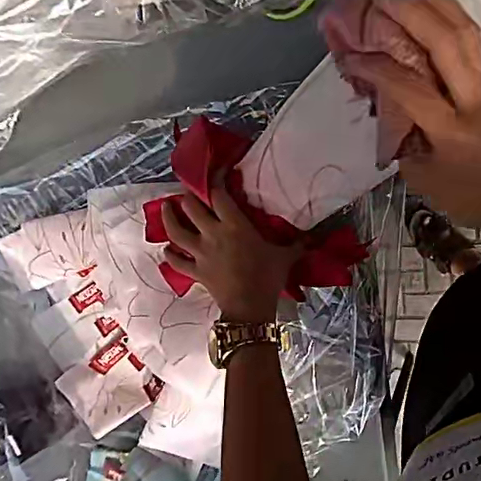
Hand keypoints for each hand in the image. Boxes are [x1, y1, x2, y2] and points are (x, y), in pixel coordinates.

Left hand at [159, 175, 299, 321]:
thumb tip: (314, 237)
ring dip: (169, 217)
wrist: (249, 307)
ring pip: (175, 231)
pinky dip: (169, 255)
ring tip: (166, 207)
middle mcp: (213, 234)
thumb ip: (297, 244)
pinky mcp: (195, 271)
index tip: (216, 173)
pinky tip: (166, 250)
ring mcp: (200, 253)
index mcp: (235, 225)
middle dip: (189, 196)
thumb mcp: (286, 257)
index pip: (219, 196)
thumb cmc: (268, 277)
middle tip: (191, 191)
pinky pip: (176, 261)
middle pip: (192, 208)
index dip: (215, 181)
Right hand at [336, 0, 480, 228]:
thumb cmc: (463, 196)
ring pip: (465, 33)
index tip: (350, 57)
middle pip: (448, 45)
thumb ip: (401, 137)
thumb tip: (382, 98)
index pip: (411, 90)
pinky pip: (471, 39)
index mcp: (452, 132)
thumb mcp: (421, 179)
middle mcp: (471, 101)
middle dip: (414, 14)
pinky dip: (453, 11)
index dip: (377, 70)